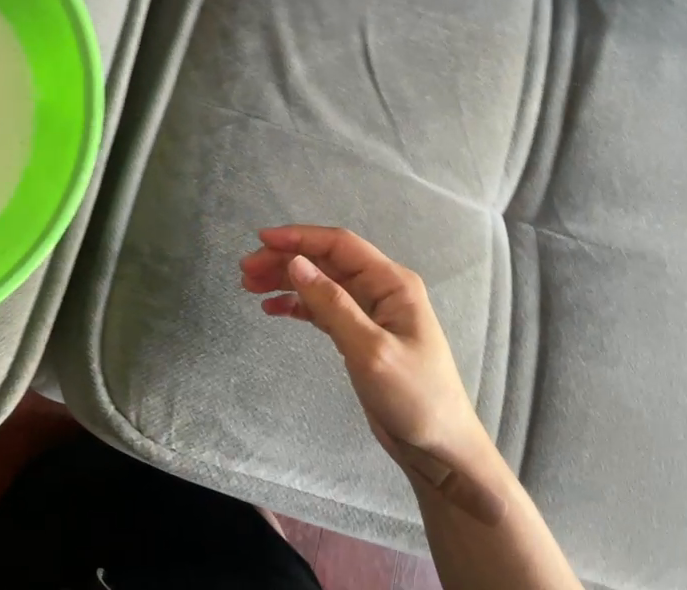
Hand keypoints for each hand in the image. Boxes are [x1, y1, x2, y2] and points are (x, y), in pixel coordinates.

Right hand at [242, 225, 509, 526]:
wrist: (440, 450)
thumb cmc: (414, 397)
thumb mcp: (370, 350)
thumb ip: (332, 304)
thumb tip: (295, 263)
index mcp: (392, 283)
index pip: (339, 245)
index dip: (299, 237)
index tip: (261, 239)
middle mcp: (381, 289)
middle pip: (325, 261)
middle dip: (285, 259)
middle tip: (245, 270)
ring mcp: (370, 312)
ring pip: (320, 283)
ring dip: (286, 281)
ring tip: (249, 286)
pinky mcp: (359, 335)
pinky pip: (321, 308)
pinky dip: (296, 305)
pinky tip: (272, 308)